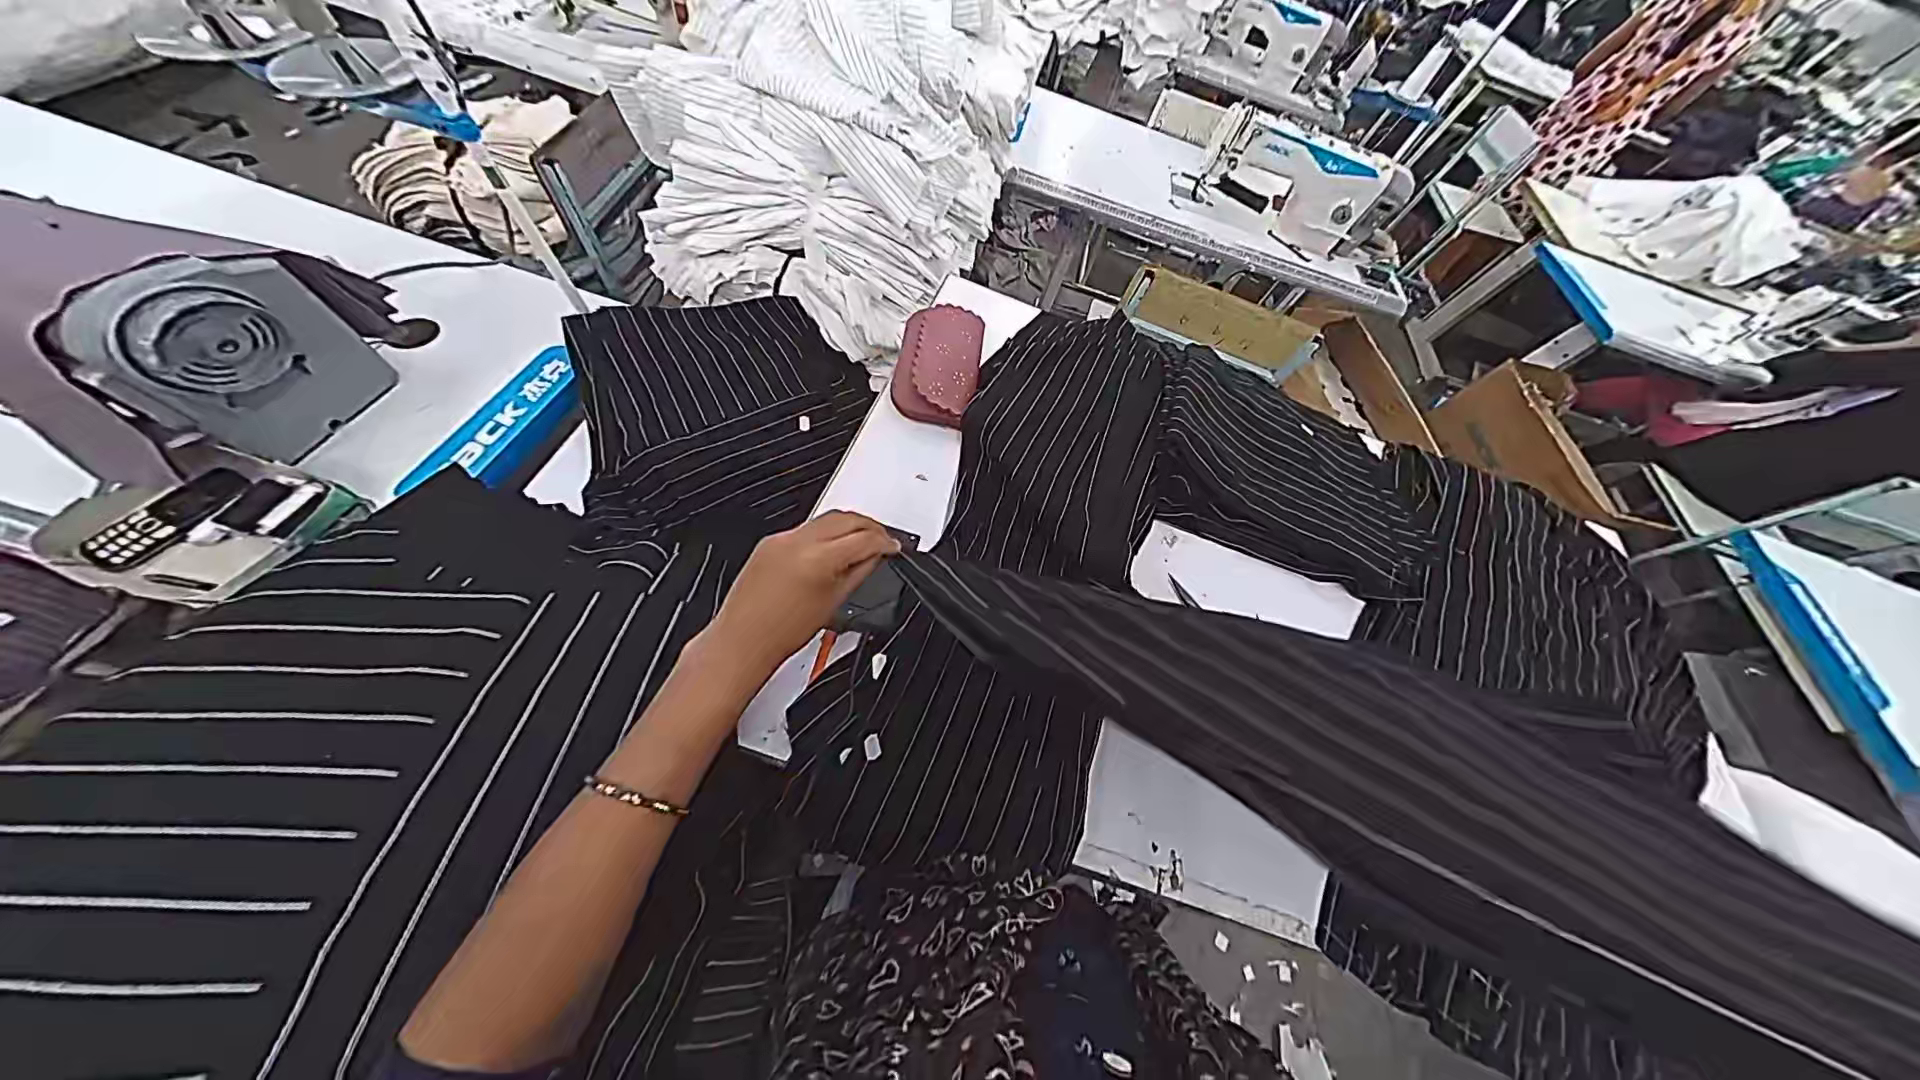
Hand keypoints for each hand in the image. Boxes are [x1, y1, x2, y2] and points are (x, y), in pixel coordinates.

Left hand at [699, 512, 901, 677]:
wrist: (743, 640)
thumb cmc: (781, 633)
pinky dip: (825, 533)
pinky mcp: (770, 542)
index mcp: (818, 558)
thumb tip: (874, 556)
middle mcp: (797, 542)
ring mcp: (781, 539)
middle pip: (846, 518)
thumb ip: (859, 571)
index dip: (885, 542)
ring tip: (861, 542)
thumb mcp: (834, 602)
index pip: (863, 539)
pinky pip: (805, 528)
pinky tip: (832, 548)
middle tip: (883, 539)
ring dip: (848, 526)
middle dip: (870, 526)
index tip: (893, 547)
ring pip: (826, 518)